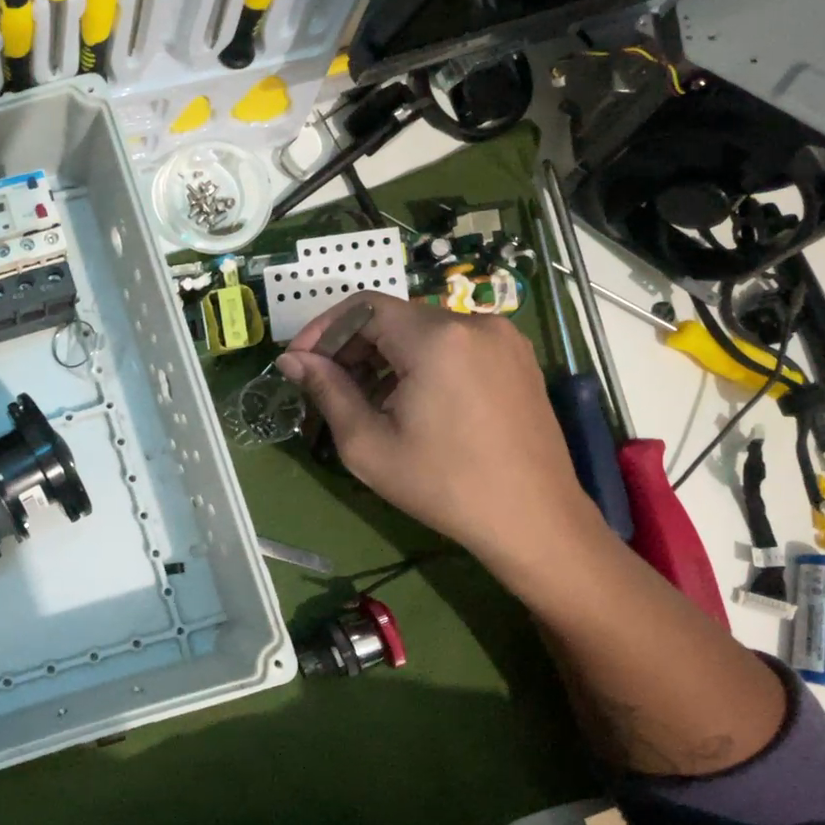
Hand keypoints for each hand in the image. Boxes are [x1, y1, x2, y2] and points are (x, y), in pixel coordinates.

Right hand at [277, 294, 595, 560]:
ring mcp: (502, 339)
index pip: (363, 307)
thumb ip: (327, 390)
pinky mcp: (516, 359)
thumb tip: (292, 360)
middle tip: (324, 385)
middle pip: (393, 316)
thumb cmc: (441, 484)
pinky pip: (454, 345)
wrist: (532, 517)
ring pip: (423, 330)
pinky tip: (406, 402)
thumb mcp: (366, 442)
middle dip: (351, 345)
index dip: (323, 329)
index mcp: (435, 339)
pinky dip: (419, 362)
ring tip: (363, 400)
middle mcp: (473, 324)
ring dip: (384, 355)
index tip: (299, 363)